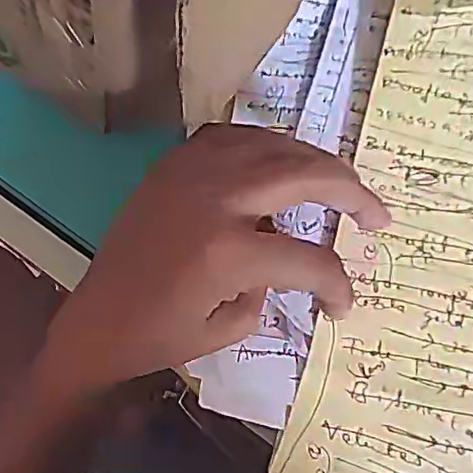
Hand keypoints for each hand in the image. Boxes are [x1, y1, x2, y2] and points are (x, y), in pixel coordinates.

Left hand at [37, 123, 388, 395]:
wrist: (97, 318)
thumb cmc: (159, 335)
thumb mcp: (231, 326)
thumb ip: (272, 285)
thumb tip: (292, 256)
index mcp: (228, 251)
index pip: (310, 259)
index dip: (337, 285)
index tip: (343, 305)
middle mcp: (214, 198)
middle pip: (305, 175)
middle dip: (352, 192)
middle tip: (376, 215)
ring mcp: (190, 173)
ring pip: (272, 145)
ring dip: (314, 162)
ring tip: (338, 185)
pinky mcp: (172, 165)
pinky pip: (231, 138)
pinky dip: (265, 146)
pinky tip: (279, 164)